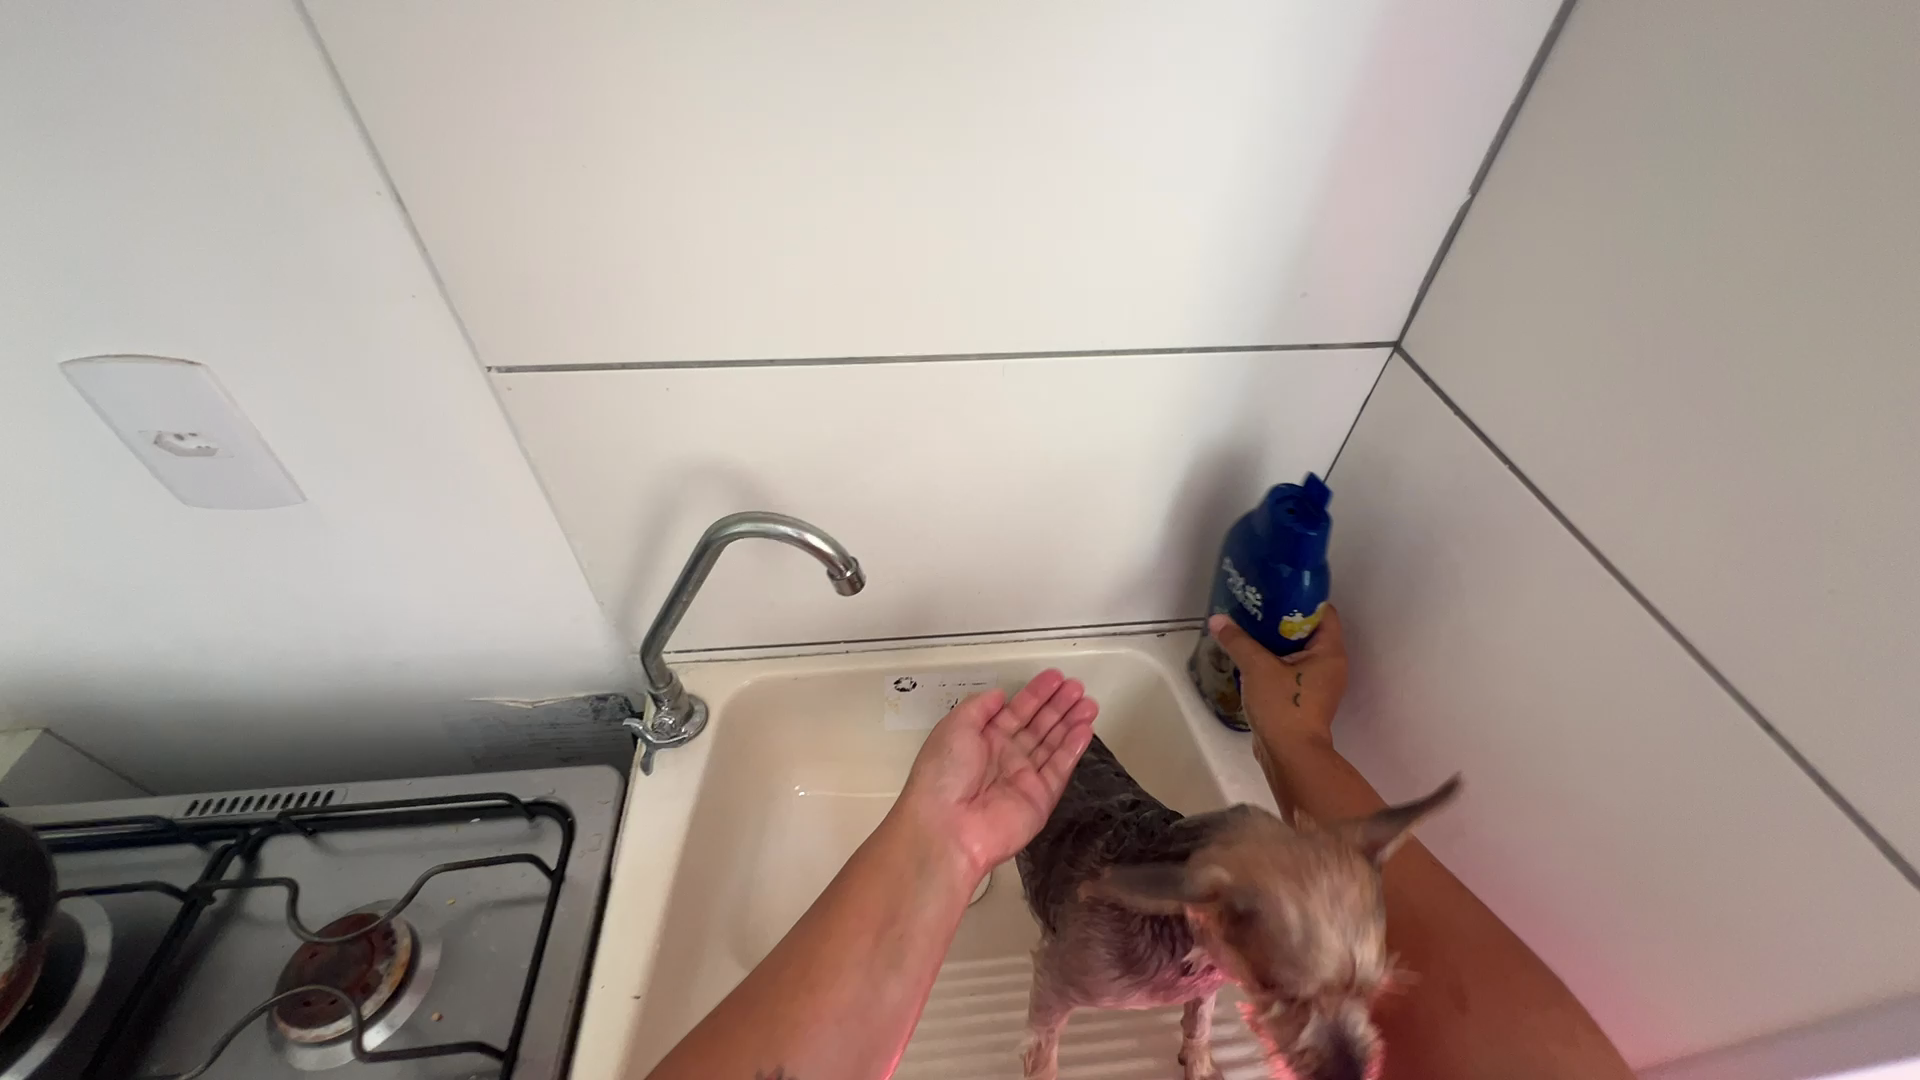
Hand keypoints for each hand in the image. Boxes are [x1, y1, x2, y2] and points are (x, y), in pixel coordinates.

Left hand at [892, 670, 1098, 879]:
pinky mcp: (1040, 798)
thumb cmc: (943, 774)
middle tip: (1077, 687)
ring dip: (1071, 723)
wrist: (947, 828)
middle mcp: (1004, 756)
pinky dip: (1073, 749)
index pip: (1015, 710)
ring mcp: (1023, 777)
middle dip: (1058, 705)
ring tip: (1088, 703)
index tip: (1054, 677)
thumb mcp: (954, 726)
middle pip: (1038, 725)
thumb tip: (999, 694)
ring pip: (1053, 744)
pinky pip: (1059, 768)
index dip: (1036, 693)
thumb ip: (980, 707)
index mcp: (982, 739)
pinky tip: (1085, 729)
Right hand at [1208, 605, 1349, 748]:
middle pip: (1307, 632)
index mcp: (1330, 652)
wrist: (1289, 755)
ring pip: (1296, 652)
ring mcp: (1317, 684)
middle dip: (1280, 620)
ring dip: (1273, 642)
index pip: (1323, 613)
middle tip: (1253, 609)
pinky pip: (1289, 670)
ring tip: (1246, 630)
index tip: (1273, 593)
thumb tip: (1217, 620)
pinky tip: (1248, 657)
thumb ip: (1237, 641)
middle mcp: (1329, 665)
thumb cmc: (1283, 706)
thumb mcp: (1257, 667)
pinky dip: (1272, 661)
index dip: (1299, 600)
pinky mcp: (1303, 698)